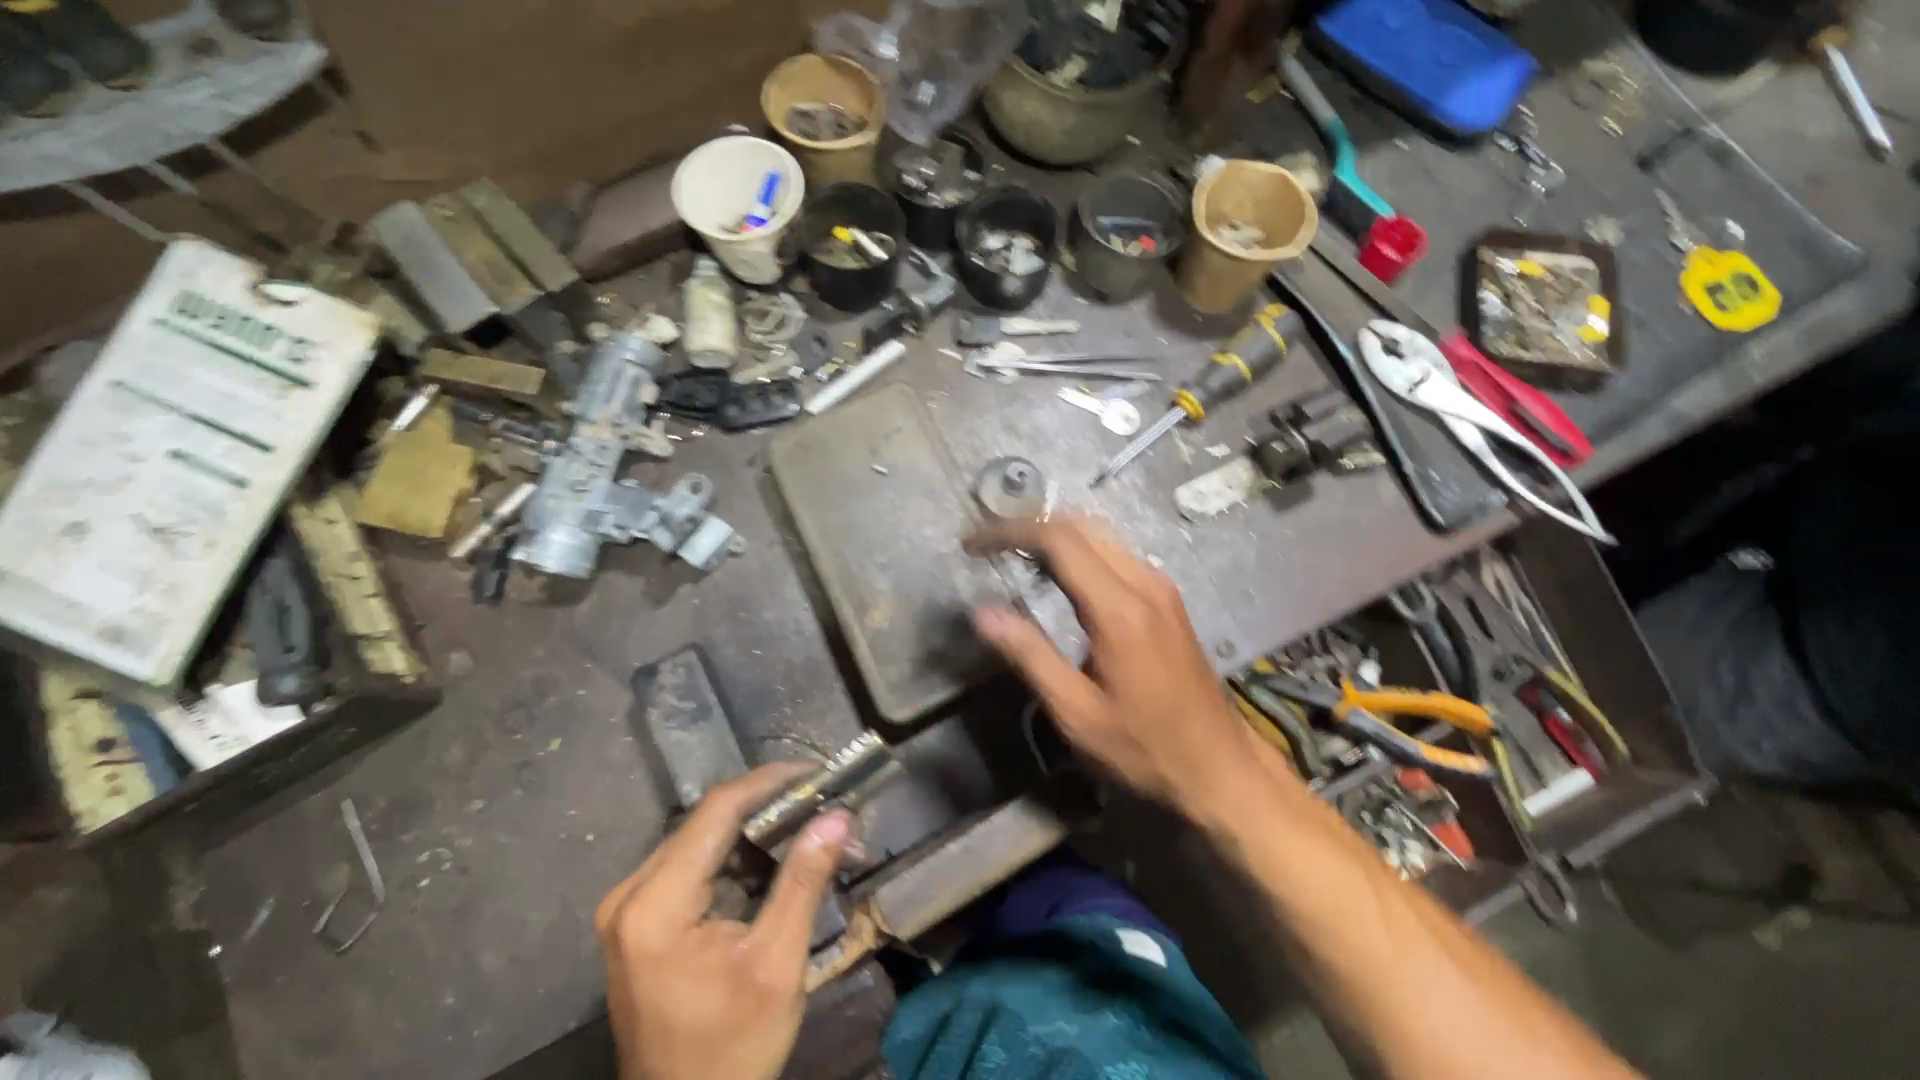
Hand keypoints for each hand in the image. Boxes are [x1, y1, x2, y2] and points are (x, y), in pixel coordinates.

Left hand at [596, 764, 852, 1079]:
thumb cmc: (732, 1045)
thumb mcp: (776, 965)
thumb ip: (803, 882)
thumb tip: (837, 815)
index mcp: (654, 904)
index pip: (716, 812)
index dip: (770, 782)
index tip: (819, 771)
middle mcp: (629, 894)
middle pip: (705, 823)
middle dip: (769, 807)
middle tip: (824, 804)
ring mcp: (627, 908)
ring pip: (699, 841)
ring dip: (753, 831)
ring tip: (808, 829)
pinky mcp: (638, 922)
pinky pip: (690, 867)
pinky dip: (734, 858)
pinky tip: (773, 861)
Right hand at [966, 517, 1266, 808]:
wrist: (1219, 766)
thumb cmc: (1144, 748)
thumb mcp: (1076, 713)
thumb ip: (1030, 656)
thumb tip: (981, 613)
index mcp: (1120, 609)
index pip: (1060, 541)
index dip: (1011, 531)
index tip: (973, 543)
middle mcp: (1145, 584)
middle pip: (1082, 526)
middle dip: (1030, 526)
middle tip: (987, 543)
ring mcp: (1162, 589)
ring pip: (1102, 536)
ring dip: (1056, 536)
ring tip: (1013, 555)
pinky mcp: (1168, 601)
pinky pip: (1118, 555)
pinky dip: (1081, 552)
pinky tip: (1058, 576)